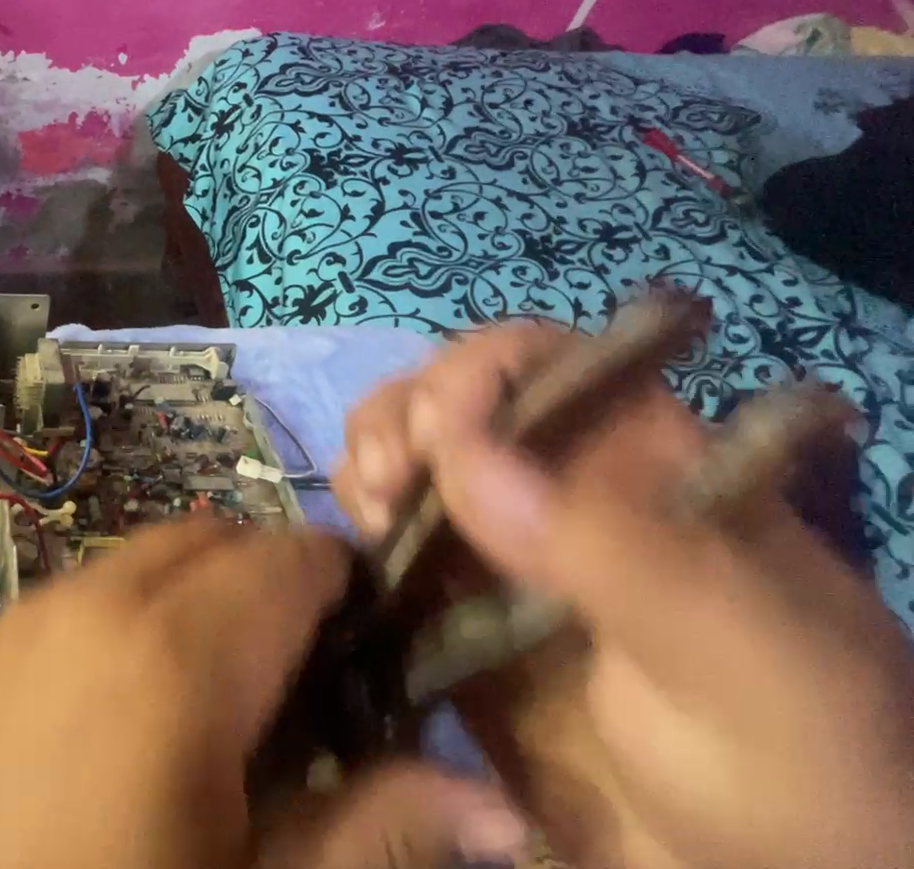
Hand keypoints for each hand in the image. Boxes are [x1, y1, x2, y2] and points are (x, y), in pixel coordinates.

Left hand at [0, 520, 532, 868]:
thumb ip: (371, 829)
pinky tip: (139, 701)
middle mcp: (100, 599)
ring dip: (205, 591)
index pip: (289, 557)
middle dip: (276, 580)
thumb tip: (496, 803)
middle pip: (217, 538)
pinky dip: (141, 607)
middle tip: (310, 678)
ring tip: (227, 694)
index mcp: (175, 653)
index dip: (347, 585)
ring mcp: (35, 607)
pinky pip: (94, 586)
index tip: (378, 645)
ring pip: (151, 554)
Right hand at [335, 322, 913, 868]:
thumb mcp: (745, 662)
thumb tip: (461, 449)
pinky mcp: (445, 598)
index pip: (547, 362)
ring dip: (367, 464)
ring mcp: (495, 542)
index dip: (476, 372)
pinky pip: (380, 530)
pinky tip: (358, 552)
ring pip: (403, 454)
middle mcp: (560, 486)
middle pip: (450, 397)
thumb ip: (618, 550)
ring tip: (371, 518)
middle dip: (398, 419)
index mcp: (647, 466)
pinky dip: (352, 522)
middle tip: (384, 485)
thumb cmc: (786, 776)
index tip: (435, 438)